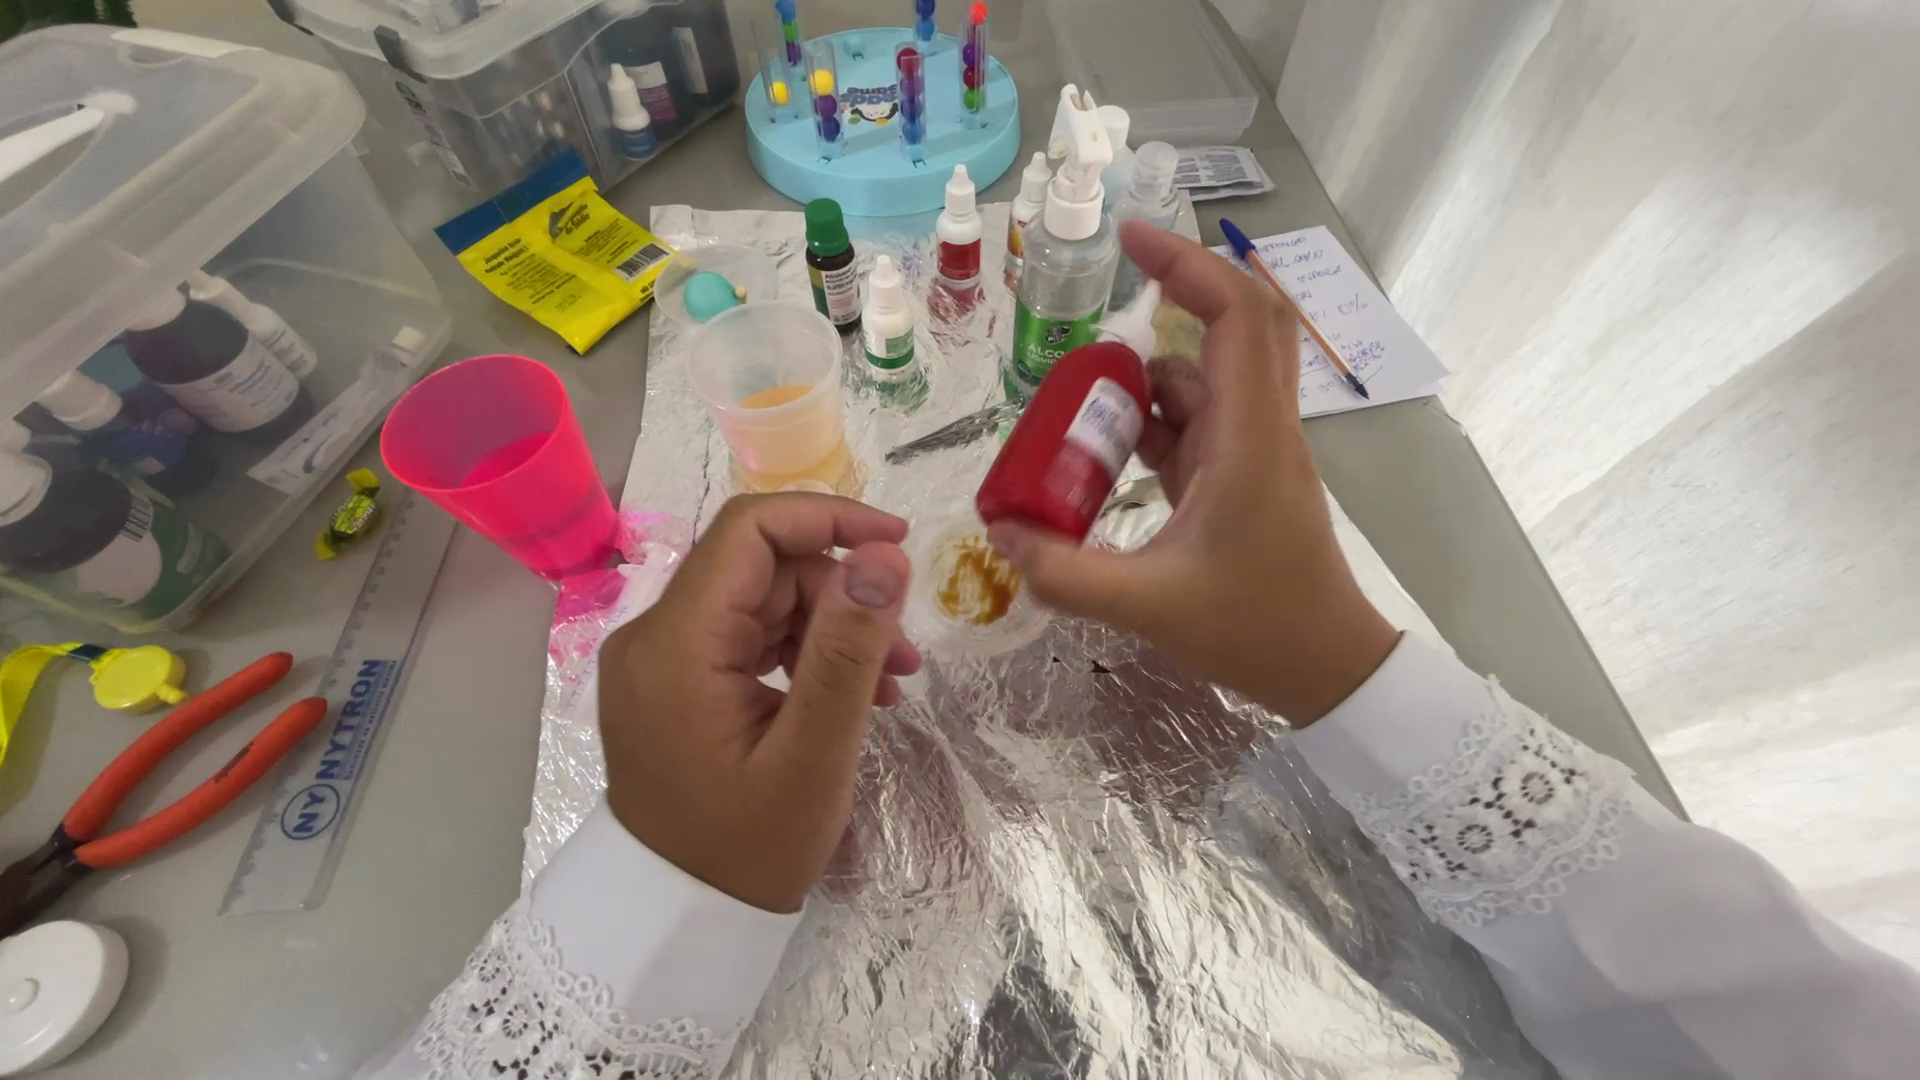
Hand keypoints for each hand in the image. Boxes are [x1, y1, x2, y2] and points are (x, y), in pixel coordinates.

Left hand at [598, 493, 920, 912]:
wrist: (677, 921)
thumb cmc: (746, 851)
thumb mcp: (813, 754)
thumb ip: (848, 649)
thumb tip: (884, 555)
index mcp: (676, 642)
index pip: (749, 529)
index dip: (828, 518)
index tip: (896, 544)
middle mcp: (656, 635)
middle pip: (763, 569)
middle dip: (841, 594)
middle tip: (903, 654)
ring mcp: (664, 659)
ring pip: (763, 602)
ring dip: (832, 629)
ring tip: (889, 686)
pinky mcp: (679, 682)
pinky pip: (751, 639)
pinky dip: (805, 654)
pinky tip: (851, 695)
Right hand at [988, 222, 1398, 725]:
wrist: (1328, 668)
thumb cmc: (1253, 630)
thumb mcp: (1145, 605)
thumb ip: (1064, 572)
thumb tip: (1001, 534)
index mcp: (1248, 440)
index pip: (1235, 316)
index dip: (1186, 266)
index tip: (1129, 240)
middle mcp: (1259, 428)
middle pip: (1238, 323)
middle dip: (1178, 293)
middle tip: (1112, 288)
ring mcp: (1255, 450)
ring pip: (1206, 380)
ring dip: (1147, 382)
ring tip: (1080, 415)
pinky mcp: (1245, 475)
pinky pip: (1197, 424)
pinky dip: (1153, 424)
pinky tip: (1106, 458)